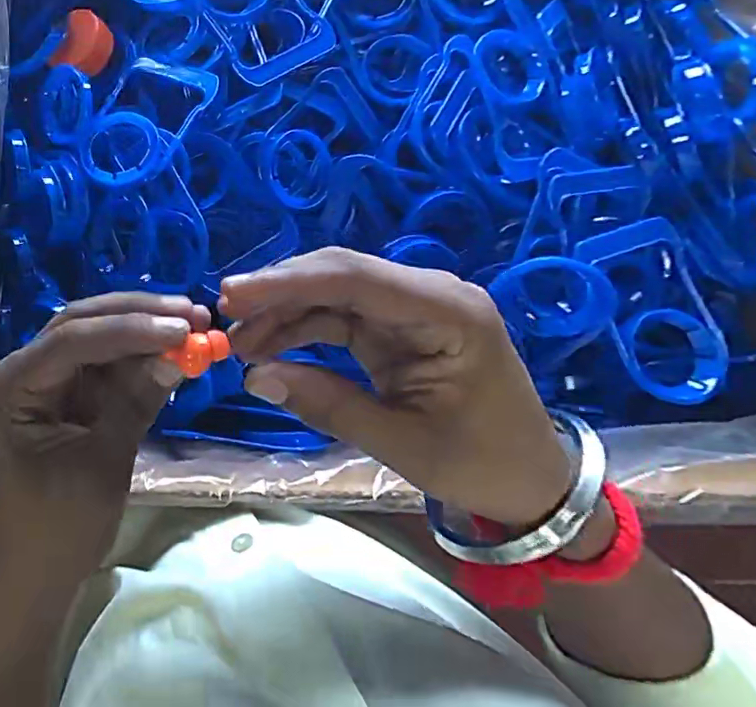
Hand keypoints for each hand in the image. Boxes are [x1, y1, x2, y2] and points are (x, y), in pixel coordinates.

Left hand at [0, 292, 205, 577]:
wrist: (37, 568)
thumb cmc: (57, 526)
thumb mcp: (101, 466)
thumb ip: (134, 404)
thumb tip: (179, 354)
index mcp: (15, 384)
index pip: (71, 340)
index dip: (128, 329)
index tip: (182, 329)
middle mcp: (27, 367)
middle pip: (83, 322)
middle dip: (139, 315)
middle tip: (194, 314)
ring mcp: (50, 374)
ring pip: (100, 332)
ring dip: (146, 326)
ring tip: (196, 323)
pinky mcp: (73, 387)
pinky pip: (110, 358)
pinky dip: (144, 351)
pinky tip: (177, 345)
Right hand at [221, 247, 572, 526]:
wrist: (530, 482)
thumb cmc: (481, 464)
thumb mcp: (402, 443)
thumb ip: (327, 404)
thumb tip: (253, 376)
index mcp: (448, 312)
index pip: (355, 279)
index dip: (289, 281)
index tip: (235, 294)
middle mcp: (427, 294)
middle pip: (338, 274)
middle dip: (278, 291)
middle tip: (225, 312)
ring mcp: (409, 306)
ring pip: (330, 292)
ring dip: (282, 312)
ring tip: (238, 340)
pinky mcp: (393, 324)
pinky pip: (336, 315)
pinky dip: (299, 328)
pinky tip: (266, 345)